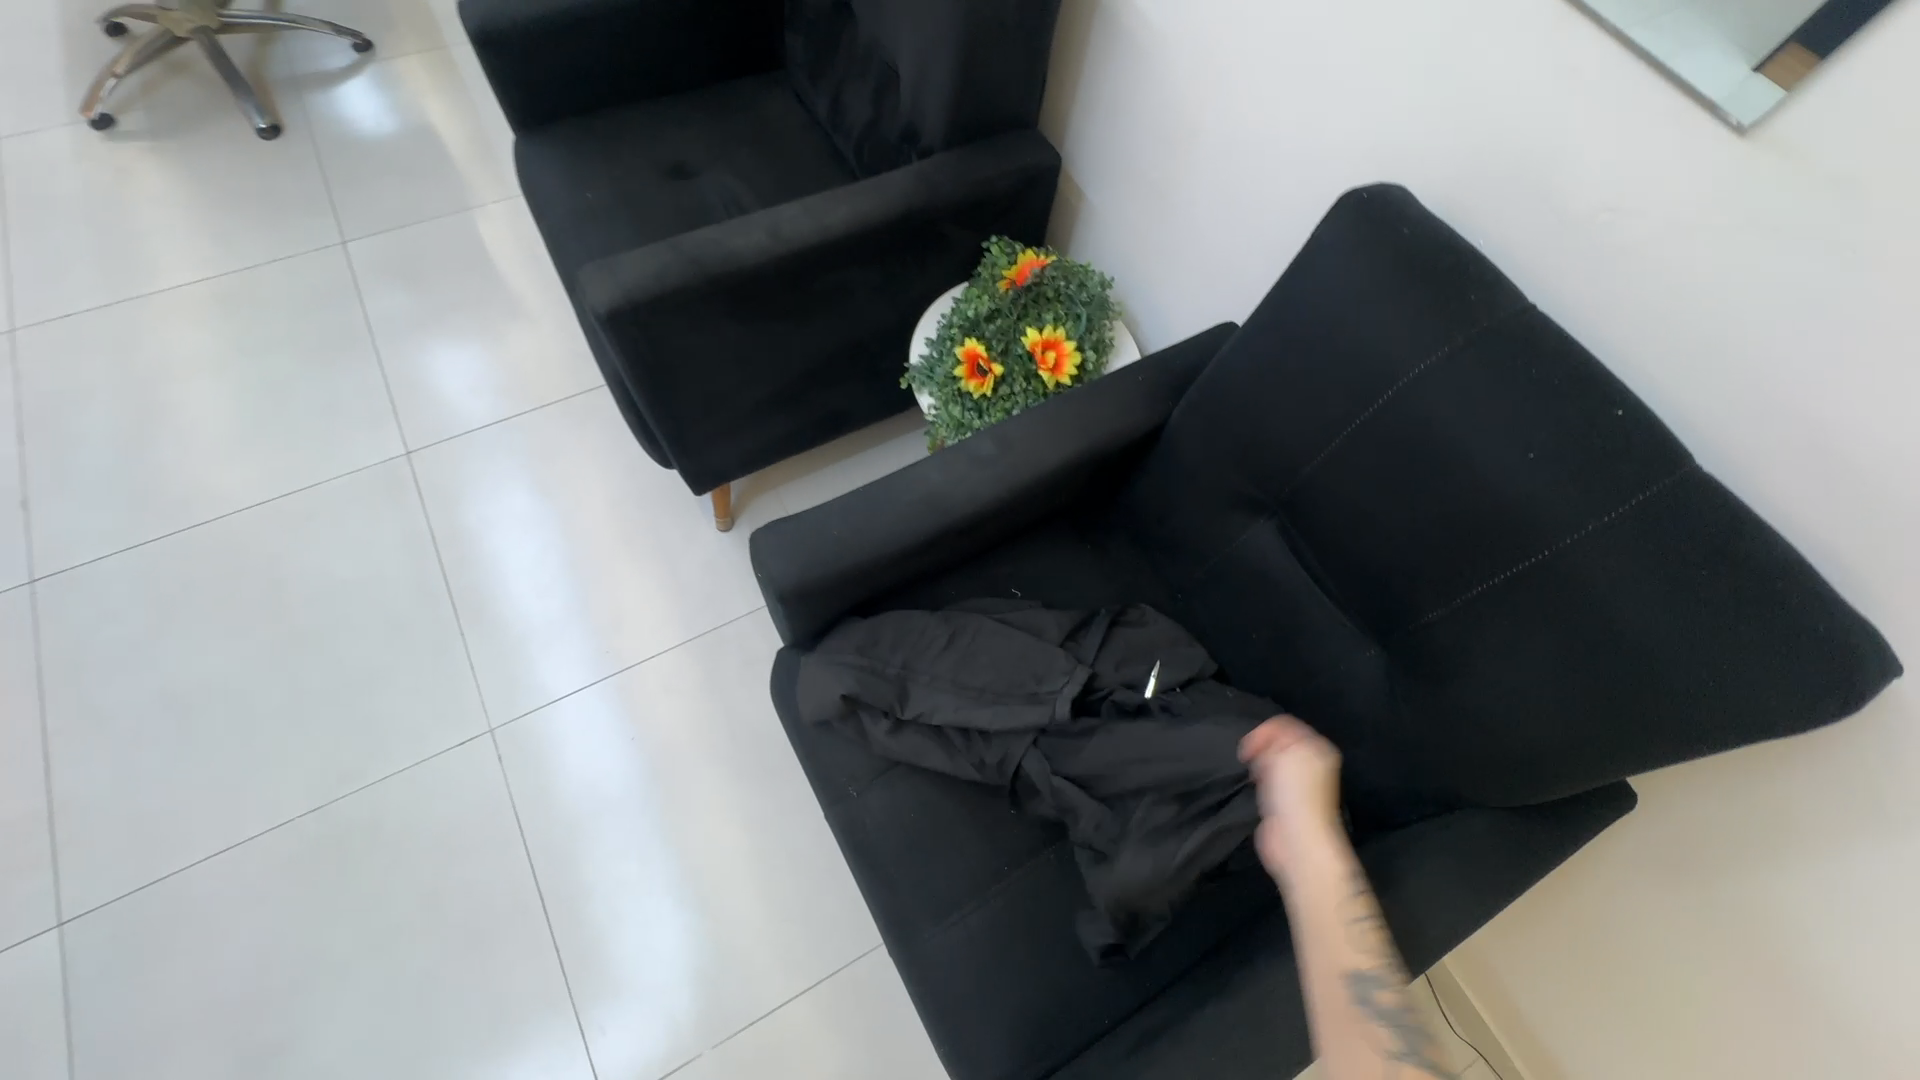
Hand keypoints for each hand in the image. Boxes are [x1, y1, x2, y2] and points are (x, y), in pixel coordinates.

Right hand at [1239, 715, 1344, 886]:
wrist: (1296, 841)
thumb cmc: (1293, 794)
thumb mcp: (1286, 752)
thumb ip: (1276, 735)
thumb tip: (1265, 739)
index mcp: (1316, 748)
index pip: (1285, 724)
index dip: (1265, 730)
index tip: (1251, 746)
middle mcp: (1309, 762)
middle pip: (1277, 741)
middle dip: (1261, 747)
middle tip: (1252, 759)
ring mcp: (1296, 781)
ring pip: (1270, 759)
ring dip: (1258, 763)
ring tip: (1255, 775)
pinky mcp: (1283, 797)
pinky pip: (1265, 777)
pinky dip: (1257, 778)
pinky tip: (1255, 786)